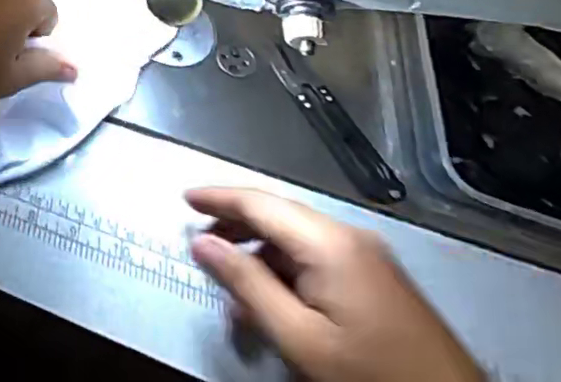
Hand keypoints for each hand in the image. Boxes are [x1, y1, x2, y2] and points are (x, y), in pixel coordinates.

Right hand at [187, 188, 482, 381]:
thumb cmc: (371, 374)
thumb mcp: (300, 340)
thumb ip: (248, 286)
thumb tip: (204, 244)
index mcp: (328, 241)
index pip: (261, 202)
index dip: (219, 197)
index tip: (185, 199)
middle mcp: (348, 234)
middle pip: (279, 215)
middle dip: (237, 225)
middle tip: (202, 245)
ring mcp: (366, 253)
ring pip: (298, 237)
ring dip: (261, 252)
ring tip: (233, 284)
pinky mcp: (376, 276)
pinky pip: (319, 257)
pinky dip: (287, 268)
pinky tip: (274, 300)